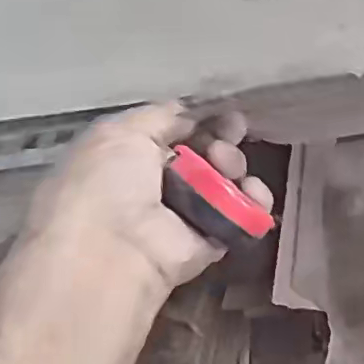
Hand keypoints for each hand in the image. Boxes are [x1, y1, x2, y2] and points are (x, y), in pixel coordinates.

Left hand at [26, 102, 272, 290]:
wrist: (114, 248)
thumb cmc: (108, 182)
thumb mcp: (121, 132)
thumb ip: (160, 117)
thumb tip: (191, 115)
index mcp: (133, 157)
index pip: (179, 133)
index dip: (204, 122)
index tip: (227, 116)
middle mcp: (161, 185)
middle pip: (209, 155)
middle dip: (223, 143)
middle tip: (221, 148)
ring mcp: (188, 215)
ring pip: (229, 183)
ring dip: (236, 168)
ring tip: (229, 170)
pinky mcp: (212, 241)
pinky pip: (242, 217)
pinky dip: (254, 204)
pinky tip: (254, 194)